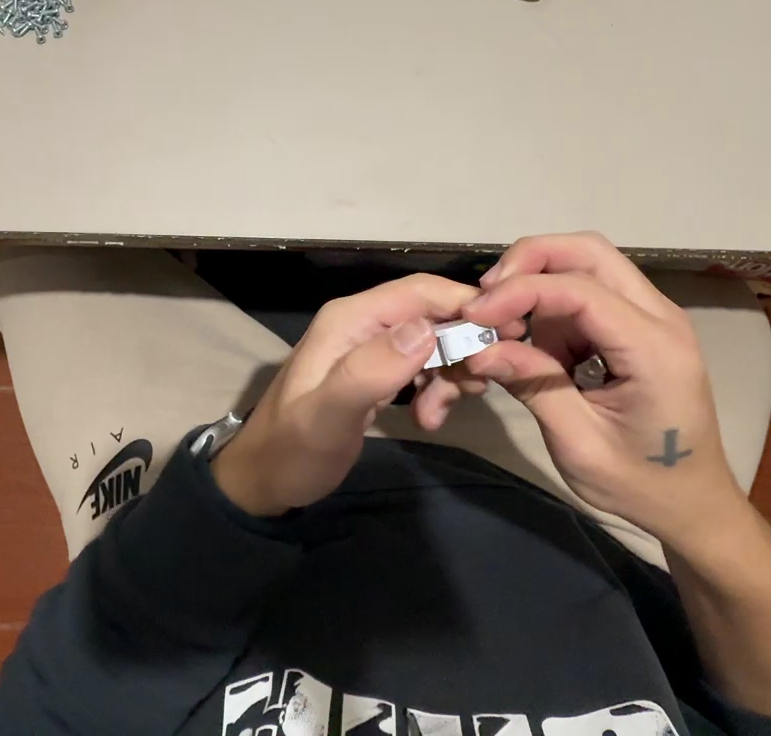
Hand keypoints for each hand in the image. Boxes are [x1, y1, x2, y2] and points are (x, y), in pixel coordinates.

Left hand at [211, 274, 481, 516]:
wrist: (264, 479)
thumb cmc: (293, 450)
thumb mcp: (329, 414)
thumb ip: (372, 370)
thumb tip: (426, 328)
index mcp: (350, 319)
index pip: (420, 291)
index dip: (466, 306)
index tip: (506, 339)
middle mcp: (361, 322)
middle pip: (432, 314)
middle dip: (462, 347)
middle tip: (477, 388)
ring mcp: (368, 346)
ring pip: (432, 341)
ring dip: (450, 374)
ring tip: (438, 415)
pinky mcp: (375, 370)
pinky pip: (421, 365)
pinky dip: (436, 388)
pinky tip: (428, 418)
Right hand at [459, 233, 744, 547]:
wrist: (692, 503)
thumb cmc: (640, 483)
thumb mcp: (579, 445)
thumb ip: (532, 386)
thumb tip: (478, 351)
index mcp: (654, 350)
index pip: (579, 290)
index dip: (519, 292)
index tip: (473, 315)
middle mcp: (661, 317)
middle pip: (588, 251)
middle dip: (528, 261)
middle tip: (486, 298)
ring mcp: (653, 315)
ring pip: (586, 263)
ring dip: (538, 283)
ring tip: (505, 328)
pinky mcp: (638, 323)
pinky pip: (588, 289)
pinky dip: (551, 304)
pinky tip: (533, 340)